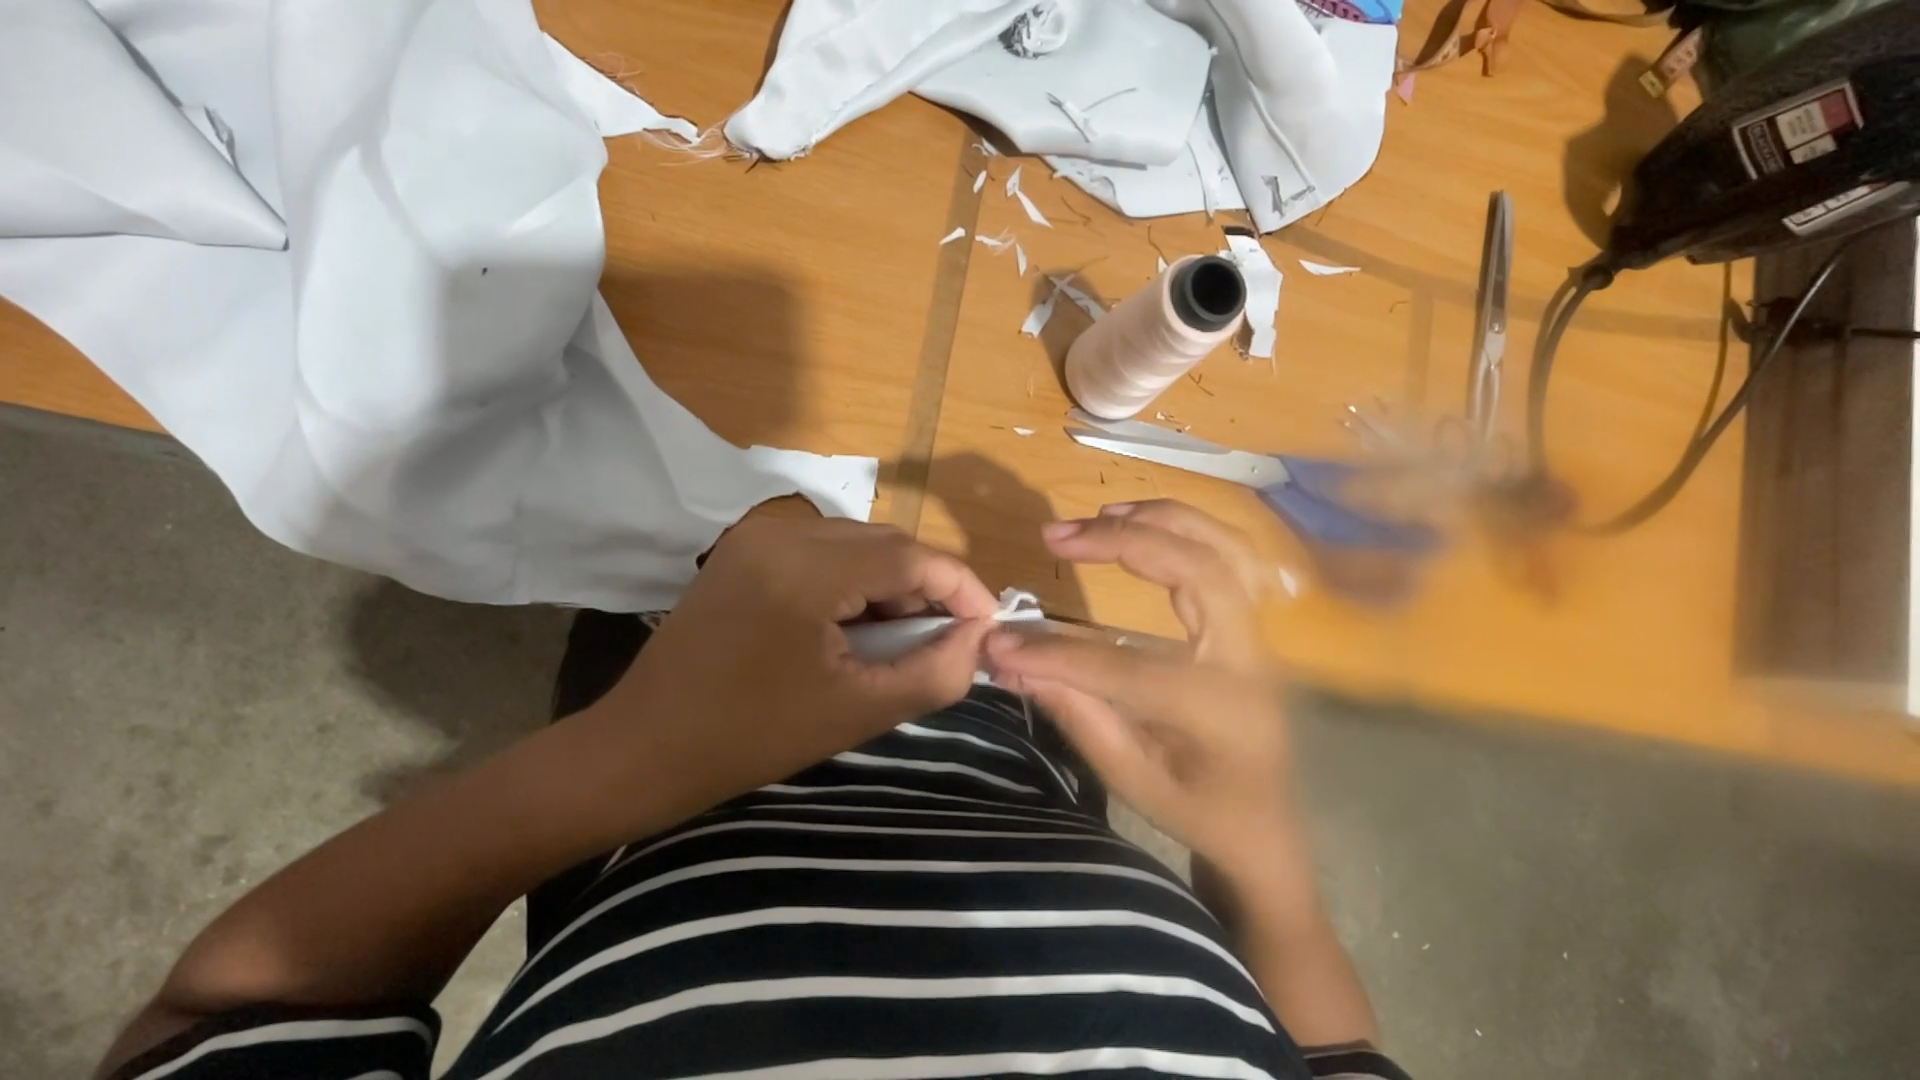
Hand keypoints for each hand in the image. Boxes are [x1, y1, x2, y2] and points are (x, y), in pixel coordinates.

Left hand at [601, 515, 999, 811]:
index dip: (962, 588)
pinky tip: (857, 626)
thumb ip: (934, 672)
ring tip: (905, 637)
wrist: (644, 748)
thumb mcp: (857, 712)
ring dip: (891, 583)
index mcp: (806, 568)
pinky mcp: (743, 552)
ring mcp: (756, 538)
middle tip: (950, 638)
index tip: (990, 627)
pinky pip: (820, 552)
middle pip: (885, 542)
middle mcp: (781, 532)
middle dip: (927, 586)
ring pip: (855, 543)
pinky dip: (852, 581)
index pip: (911, 556)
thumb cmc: (752, 737)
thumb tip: (980, 639)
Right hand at [986, 500, 1293, 865]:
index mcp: (1215, 707)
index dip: (1055, 652)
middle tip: (1054, 536)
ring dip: (1159, 520)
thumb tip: (1012, 661)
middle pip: (1195, 568)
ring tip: (1098, 515)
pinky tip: (1141, 524)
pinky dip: (1186, 529)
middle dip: (1120, 542)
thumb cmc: (1198, 811)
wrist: (1266, 826)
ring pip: (1222, 547)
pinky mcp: (1251, 626)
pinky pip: (1229, 557)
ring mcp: (1257, 635)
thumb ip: (1077, 713)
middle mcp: (1246, 657)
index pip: (1122, 665)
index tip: (1001, 640)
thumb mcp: (1131, 778)